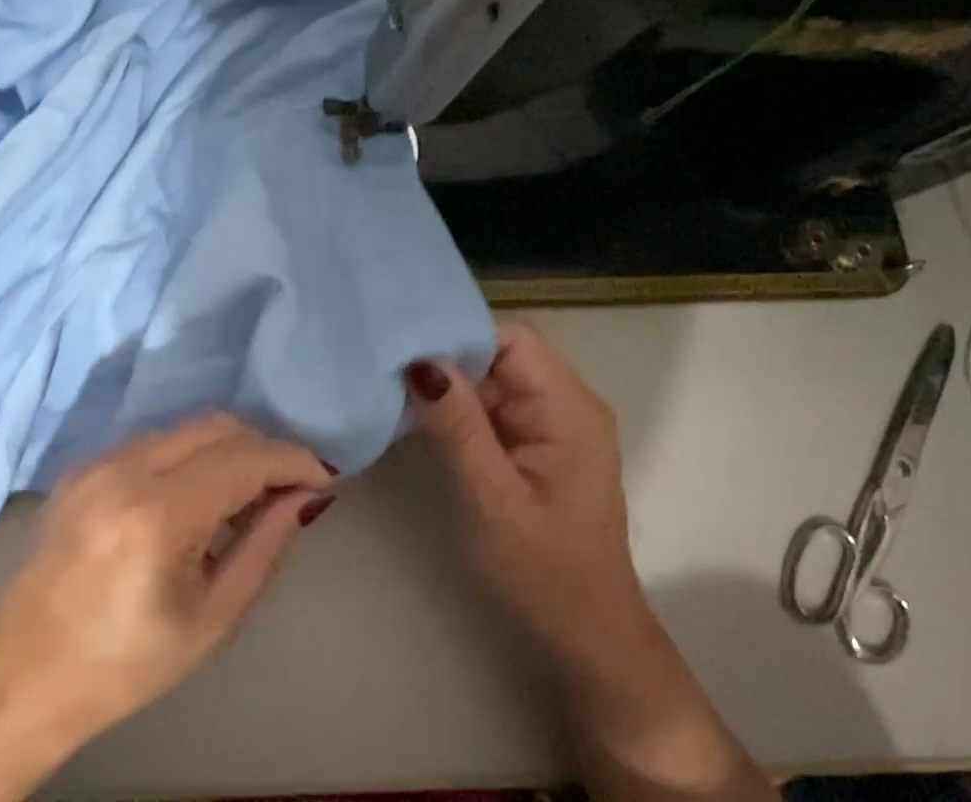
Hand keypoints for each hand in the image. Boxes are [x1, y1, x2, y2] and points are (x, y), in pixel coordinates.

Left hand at [0, 412, 334, 742]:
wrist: (23, 671)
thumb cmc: (124, 663)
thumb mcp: (213, 618)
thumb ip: (265, 547)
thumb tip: (305, 498)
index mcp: (158, 514)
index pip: (244, 457)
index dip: (293, 461)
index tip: (322, 482)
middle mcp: (123, 470)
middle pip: (215, 424)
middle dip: (261, 448)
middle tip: (285, 492)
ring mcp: (95, 463)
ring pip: (182, 428)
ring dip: (223, 450)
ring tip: (240, 501)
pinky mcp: (78, 468)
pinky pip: (150, 441)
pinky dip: (185, 456)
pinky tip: (192, 500)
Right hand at [406, 319, 645, 658]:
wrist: (586, 636)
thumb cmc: (544, 573)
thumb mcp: (491, 498)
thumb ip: (458, 426)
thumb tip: (421, 361)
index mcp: (569, 410)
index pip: (511, 338)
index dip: (457, 334)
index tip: (401, 347)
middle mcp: (567, 405)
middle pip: (501, 352)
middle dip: (446, 355)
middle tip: (384, 366)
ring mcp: (552, 425)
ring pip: (493, 377)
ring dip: (447, 382)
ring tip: (389, 384)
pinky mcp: (536, 444)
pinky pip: (493, 405)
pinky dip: (457, 406)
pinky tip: (417, 415)